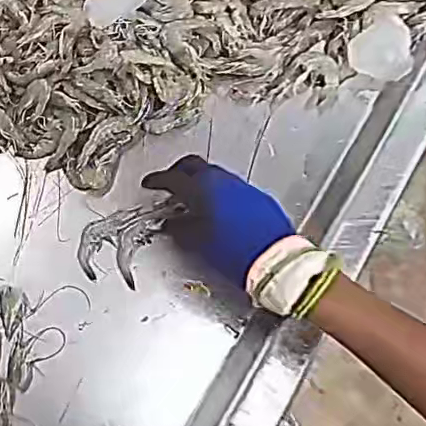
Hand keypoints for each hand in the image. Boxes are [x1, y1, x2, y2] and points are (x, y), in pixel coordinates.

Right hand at [141, 155, 296, 292]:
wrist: (275, 260)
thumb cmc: (235, 252)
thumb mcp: (197, 243)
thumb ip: (179, 229)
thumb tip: (171, 224)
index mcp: (201, 189)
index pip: (172, 178)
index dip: (157, 180)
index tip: (150, 184)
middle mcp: (221, 181)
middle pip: (193, 165)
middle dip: (177, 172)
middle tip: (168, 184)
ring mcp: (241, 186)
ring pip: (213, 174)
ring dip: (199, 181)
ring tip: (191, 198)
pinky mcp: (257, 196)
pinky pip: (231, 186)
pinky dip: (217, 191)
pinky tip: (216, 206)